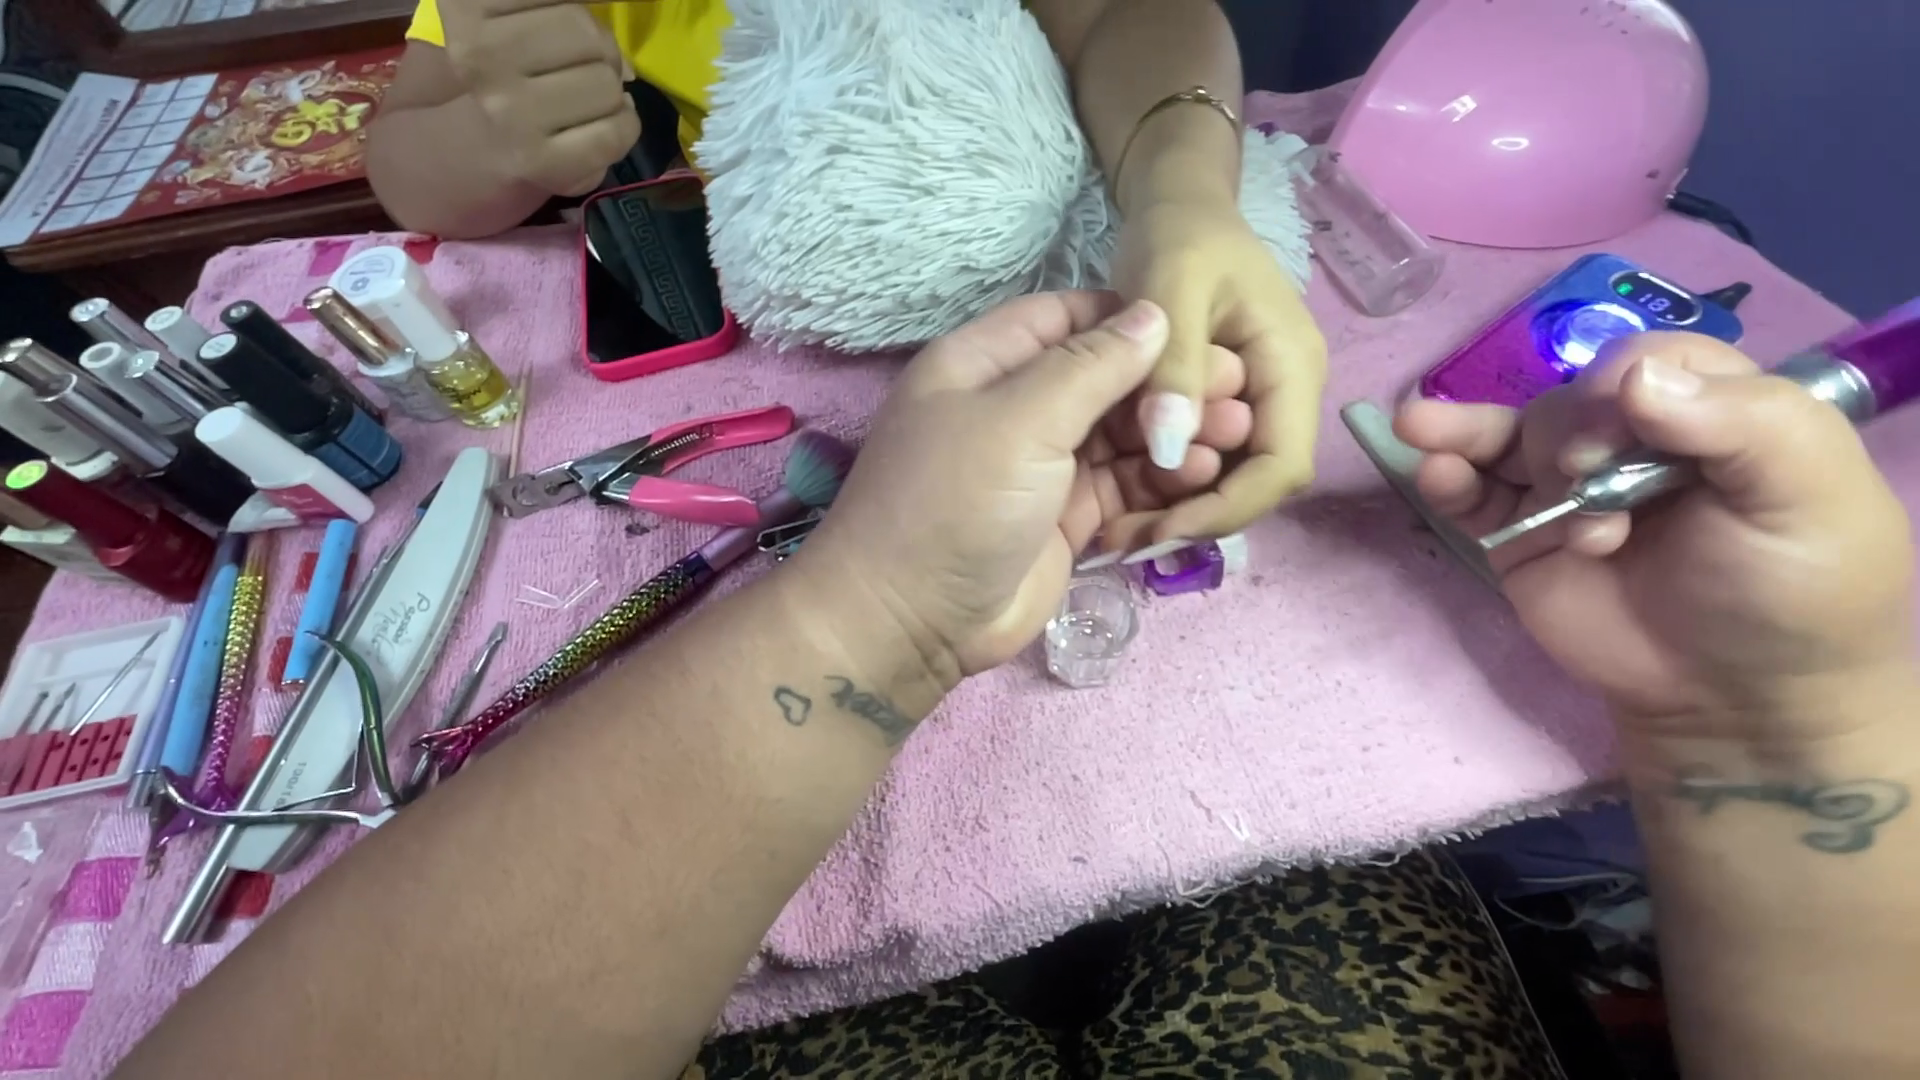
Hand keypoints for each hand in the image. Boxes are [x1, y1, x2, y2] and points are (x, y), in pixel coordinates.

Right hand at [439, 0, 638, 196]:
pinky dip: (626, 125)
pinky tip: (606, 124)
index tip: (575, 22)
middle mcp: (477, 54)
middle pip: (587, 32)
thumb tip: (613, 13)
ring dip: (613, 91)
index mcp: (465, 5)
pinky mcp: (542, 161)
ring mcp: (507, 112)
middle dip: (601, 49)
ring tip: (588, 98)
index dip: (583, 6)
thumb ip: (560, 4)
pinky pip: (616, 131)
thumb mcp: (517, 15)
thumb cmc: (512, 72)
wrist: (484, 144)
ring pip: (607, 83)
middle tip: (584, 67)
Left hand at [796, 291, 1239, 676]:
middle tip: (1240, 391)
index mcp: (984, 363)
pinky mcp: (1063, 514)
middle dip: (1166, 385)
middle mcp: (1013, 406)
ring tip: (1234, 437)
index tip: (1200, 331)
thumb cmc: (957, 502)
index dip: (1131, 321)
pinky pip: (1120, 484)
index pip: (1067, 319)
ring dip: (1172, 434)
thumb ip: (1089, 367)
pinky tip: (1203, 476)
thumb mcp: (1019, 421)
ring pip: (1119, 434)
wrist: (913, 620)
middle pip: (1102, 378)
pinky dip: (1160, 480)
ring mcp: (1039, 463)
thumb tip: (1152, 314)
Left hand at [1099, 195, 1325, 550]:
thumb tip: (1172, 448)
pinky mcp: (1204, 416)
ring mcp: (1238, 409)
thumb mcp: (1168, 285)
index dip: (1228, 506)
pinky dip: (1154, 494)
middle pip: (1250, 484)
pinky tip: (1113, 509)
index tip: (1165, 528)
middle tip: (1131, 535)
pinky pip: (1185, 470)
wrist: (1172, 208)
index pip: (1282, 463)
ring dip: (1169, 513)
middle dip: (1194, 516)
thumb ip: (1171, 364)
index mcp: (1286, 365)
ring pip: (1216, 485)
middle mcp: (1273, 398)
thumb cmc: (1176, 236)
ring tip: (1116, 529)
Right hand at [1395, 332, 1916, 743]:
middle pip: (1568, 403)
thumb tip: (1632, 380)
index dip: (1623, 384)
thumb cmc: (1789, 593)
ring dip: (1462, 429)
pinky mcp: (1515, 536)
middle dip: (1566, 435)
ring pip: (1502, 438)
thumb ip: (1750, 424)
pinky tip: (1434, 473)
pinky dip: (1445, 481)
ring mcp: (1560, 491)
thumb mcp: (1810, 502)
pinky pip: (1469, 496)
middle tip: (1583, 480)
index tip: (1623, 435)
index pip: (1651, 364)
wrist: (1725, 693)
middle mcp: (1625, 445)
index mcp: (1707, 419)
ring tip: (1415, 424)